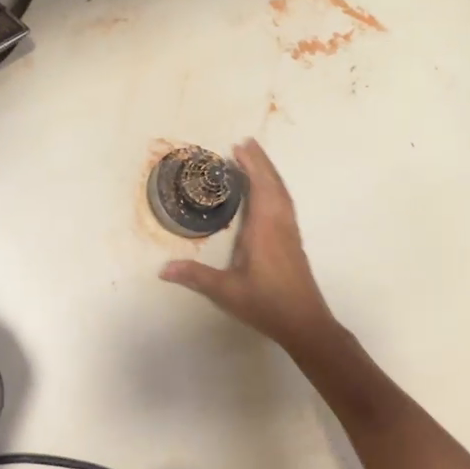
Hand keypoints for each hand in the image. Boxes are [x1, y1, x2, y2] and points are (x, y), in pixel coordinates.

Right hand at [160, 139, 336, 348]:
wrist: (306, 325)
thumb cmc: (267, 304)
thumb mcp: (227, 291)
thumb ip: (196, 277)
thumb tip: (163, 269)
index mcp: (265, 229)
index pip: (260, 187)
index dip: (251, 165)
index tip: (239, 147)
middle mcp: (280, 225)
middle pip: (273, 185)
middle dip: (260, 162)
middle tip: (245, 143)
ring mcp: (290, 234)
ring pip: (282, 194)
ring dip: (270, 174)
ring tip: (255, 160)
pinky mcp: (294, 243)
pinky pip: (285, 204)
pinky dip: (275, 189)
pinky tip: (268, 193)